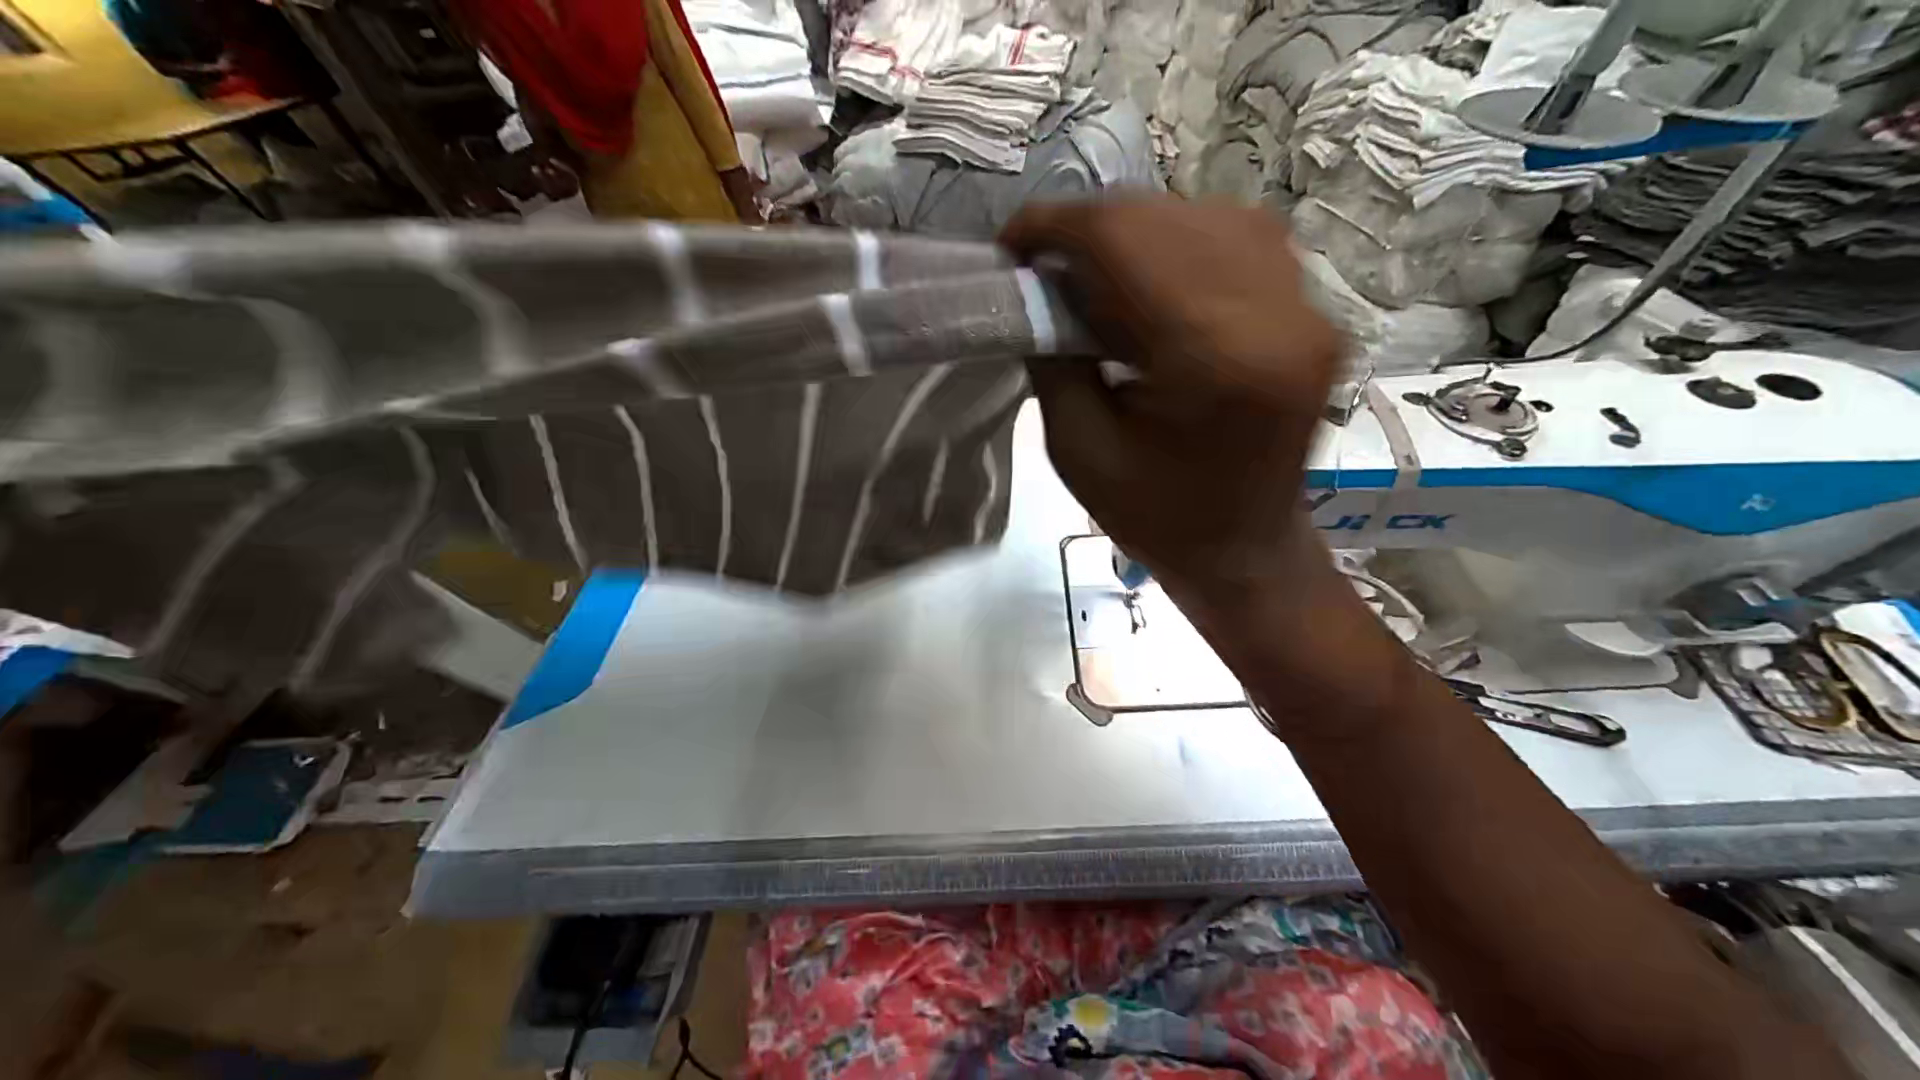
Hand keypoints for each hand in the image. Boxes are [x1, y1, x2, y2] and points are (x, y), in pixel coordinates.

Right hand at [1000, 198, 1345, 600]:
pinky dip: (1181, 243)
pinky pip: (1241, 239)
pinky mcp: (1312, 313)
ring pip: (1207, 215)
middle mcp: (1276, 315)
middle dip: (1092, 226)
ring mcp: (1306, 309)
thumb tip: (1038, 288)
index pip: (1127, 240)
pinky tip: (1151, 279)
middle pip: (1168, 217)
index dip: (1057, 225)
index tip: (1012, 243)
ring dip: (1136, 230)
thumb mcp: (1076, 449)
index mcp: (1214, 360)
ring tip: (1093, 270)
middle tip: (1046, 262)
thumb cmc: (1155, 516)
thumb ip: (1053, 357)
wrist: (1244, 550)